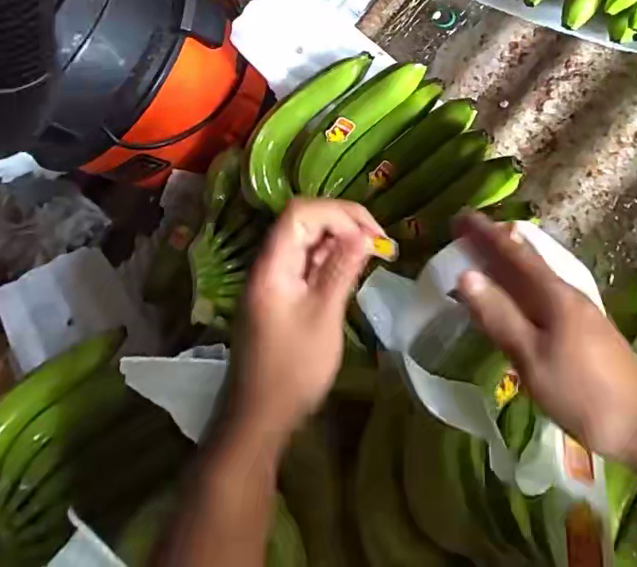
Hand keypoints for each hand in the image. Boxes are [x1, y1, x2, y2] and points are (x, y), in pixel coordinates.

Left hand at [227, 199, 383, 442]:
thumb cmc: (291, 371)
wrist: (257, 422)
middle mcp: (270, 266)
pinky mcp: (283, 296)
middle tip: (379, 241)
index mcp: (272, 266)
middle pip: (305, 221)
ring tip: (374, 252)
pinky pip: (309, 262)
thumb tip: (364, 234)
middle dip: (345, 222)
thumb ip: (341, 269)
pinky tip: (354, 269)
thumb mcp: (323, 317)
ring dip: (342, 239)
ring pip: (309, 241)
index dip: (339, 213)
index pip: (301, 213)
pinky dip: (333, 258)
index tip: (372, 233)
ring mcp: (275, 281)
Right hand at [450, 213, 636, 466]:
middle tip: (463, 233)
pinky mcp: (580, 329)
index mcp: (552, 293)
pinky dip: (519, 284)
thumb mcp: (533, 359)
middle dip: (494, 242)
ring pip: (534, 275)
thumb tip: (466, 275)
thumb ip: (500, 317)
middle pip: (525, 257)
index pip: (512, 252)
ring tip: (483, 256)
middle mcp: (565, 292)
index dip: (485, 234)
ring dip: (507, 262)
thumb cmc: (585, 392)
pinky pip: (540, 292)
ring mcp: (576, 310)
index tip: (459, 217)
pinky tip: (515, 297)